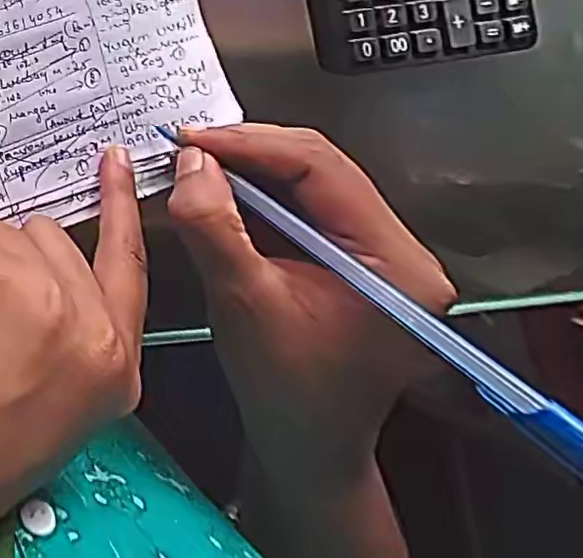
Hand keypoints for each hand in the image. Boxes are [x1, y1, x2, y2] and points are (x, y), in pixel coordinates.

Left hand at [0, 145, 147, 553]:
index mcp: (114, 360)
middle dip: (14, 257)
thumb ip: (73, 328)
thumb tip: (45, 272)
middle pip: (51, 237)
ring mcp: (42, 288)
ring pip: (4, 231)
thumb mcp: (59, 392)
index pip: (129, 261)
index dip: (119, 206)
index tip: (115, 164)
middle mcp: (88, 320)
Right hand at [165, 124, 455, 483]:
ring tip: (195, 161)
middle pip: (317, 164)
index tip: (191, 140)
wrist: (306, 442)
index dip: (250, 144)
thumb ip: (214, 226)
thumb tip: (191, 162)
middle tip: (186, 146)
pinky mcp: (345, 252)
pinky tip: (217, 185)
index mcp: (393, 262)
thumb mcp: (241, 302)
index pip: (322, 168)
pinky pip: (295, 197)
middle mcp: (396, 247)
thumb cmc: (286, 388)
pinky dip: (251, 185)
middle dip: (245, 149)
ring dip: (245, 163)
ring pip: (304, 175)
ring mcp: (373, 249)